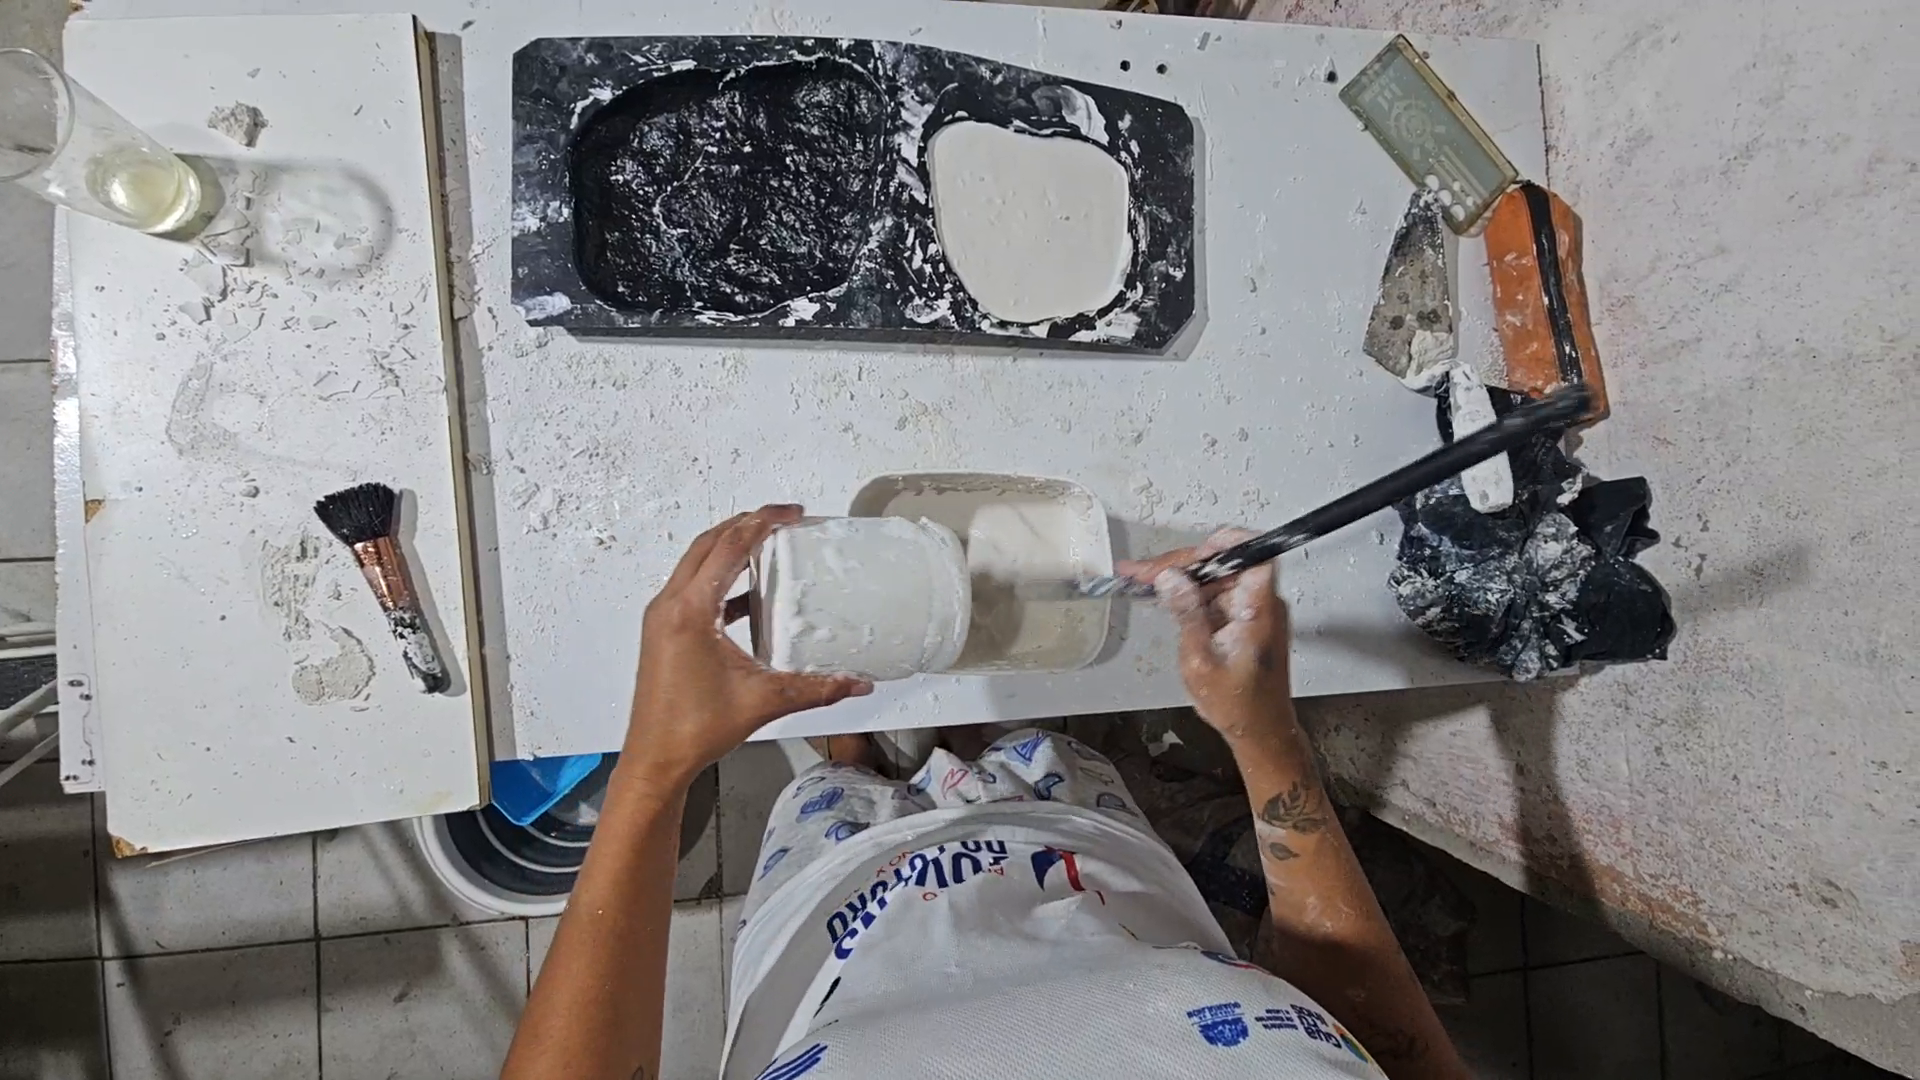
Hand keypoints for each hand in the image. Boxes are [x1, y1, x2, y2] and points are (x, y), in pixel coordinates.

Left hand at [626, 505, 871, 785]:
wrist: (655, 759)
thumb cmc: (696, 728)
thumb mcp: (765, 700)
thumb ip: (818, 687)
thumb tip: (859, 681)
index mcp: (690, 611)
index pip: (728, 548)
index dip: (762, 523)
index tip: (792, 513)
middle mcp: (670, 605)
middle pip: (708, 543)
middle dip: (746, 523)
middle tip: (784, 518)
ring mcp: (663, 617)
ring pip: (697, 562)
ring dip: (731, 545)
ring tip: (769, 541)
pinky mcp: (665, 630)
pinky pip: (694, 587)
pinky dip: (722, 575)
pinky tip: (752, 592)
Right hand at [1118, 528, 1295, 748]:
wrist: (1258, 730)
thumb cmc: (1235, 703)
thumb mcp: (1200, 659)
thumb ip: (1186, 613)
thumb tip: (1169, 577)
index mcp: (1257, 608)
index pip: (1254, 555)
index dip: (1224, 543)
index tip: (1188, 552)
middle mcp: (1259, 602)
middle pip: (1223, 564)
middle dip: (1181, 564)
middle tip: (1140, 571)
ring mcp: (1251, 610)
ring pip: (1214, 578)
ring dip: (1178, 578)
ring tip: (1139, 579)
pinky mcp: (1242, 619)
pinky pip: (1214, 595)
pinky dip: (1187, 594)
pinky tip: (1160, 594)